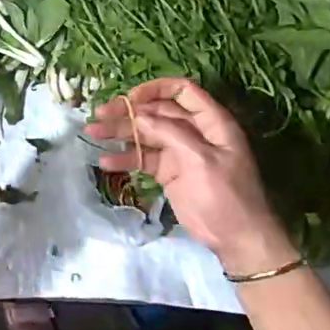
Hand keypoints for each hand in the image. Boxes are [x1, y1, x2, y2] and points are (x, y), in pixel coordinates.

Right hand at [84, 77, 298, 276]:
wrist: (237, 239)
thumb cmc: (227, 196)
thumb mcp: (202, 161)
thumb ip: (170, 134)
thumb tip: (140, 115)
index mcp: (210, 122)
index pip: (182, 91)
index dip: (155, 90)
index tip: (130, 99)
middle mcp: (192, 131)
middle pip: (156, 112)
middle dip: (128, 112)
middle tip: (99, 115)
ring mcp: (178, 151)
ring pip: (144, 133)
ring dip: (119, 133)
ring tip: (92, 133)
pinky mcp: (167, 171)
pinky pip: (142, 158)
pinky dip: (125, 158)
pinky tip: (106, 162)